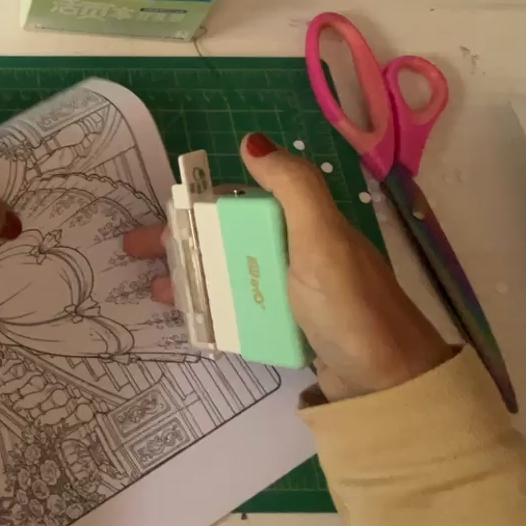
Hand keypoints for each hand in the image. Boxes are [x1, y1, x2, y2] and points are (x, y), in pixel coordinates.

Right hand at [123, 133, 451, 401]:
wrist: (390, 385)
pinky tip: (188, 314)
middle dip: (179, 241)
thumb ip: (291, 186)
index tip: (160, 213)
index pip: (236, 202)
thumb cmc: (349, 306)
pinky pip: (237, 306)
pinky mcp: (287, 324)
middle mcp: (293, 251)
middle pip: (223, 236)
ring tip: (154, 289)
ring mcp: (289, 290)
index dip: (196, 204)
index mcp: (300, 224)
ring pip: (226, 272)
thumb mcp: (320, 238)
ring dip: (188, 274)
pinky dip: (208, 305)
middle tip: (136, 252)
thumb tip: (251, 140)